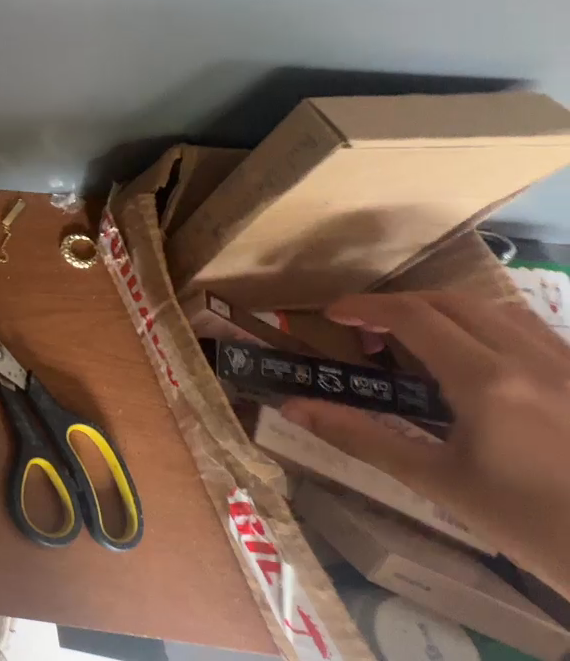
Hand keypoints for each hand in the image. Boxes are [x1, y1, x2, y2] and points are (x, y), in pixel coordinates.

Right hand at [280, 290, 569, 592]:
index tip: (331, 315)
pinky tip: (481, 361)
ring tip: (421, 339)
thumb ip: (363, 437)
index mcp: (487, 381)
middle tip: (368, 329)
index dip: (364, 307)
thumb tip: (292, 407)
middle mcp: (534, 361)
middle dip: (401, 305)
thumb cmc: (537, 526)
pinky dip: (492, 329)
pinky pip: (537, 333)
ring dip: (448, 312)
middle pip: (455, 302)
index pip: (412, 316)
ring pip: (502, 311)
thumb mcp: (440, 483)